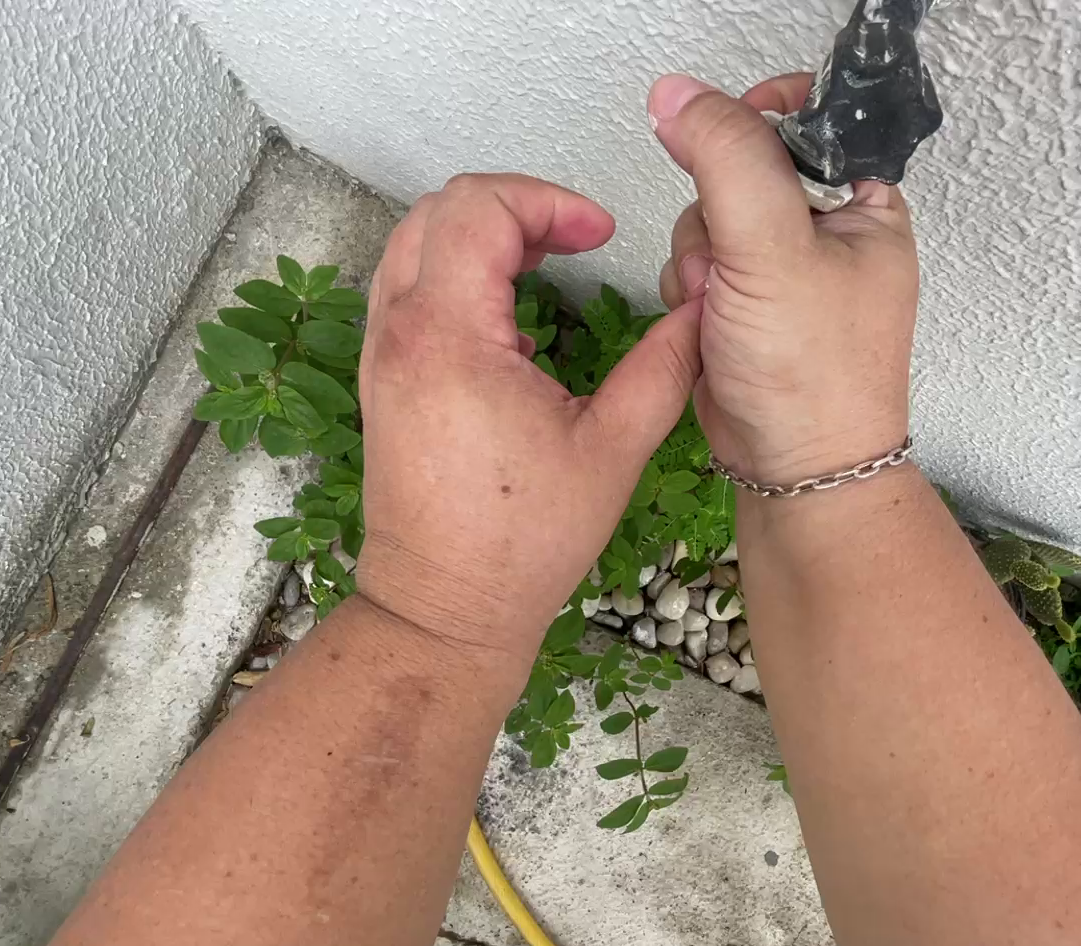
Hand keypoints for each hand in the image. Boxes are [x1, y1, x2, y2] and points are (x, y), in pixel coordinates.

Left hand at [355, 174, 701, 652]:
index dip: (550, 201)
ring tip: (544, 267)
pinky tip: (509, 326)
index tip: (598, 235)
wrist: (446, 609)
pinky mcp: (382, 385)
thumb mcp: (613, 450)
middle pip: (439, 211)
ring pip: (415, 246)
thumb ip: (664, 367)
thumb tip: (699, 314)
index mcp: (451, 336)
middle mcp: (399, 334)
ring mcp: (381, 359)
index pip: (481, 207)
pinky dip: (455, 278)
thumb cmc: (524, 543)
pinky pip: (407, 295)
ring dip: (480, 238)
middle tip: (573, 239)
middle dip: (515, 207)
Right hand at [649, 73, 918, 483]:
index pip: (808, 120)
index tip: (724, 143)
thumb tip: (676, 96)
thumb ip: (727, 159)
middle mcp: (821, 233)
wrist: (791, 467)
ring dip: (696, 259)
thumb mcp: (774, 250)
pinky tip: (705, 325)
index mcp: (860, 205)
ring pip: (706, 220)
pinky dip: (689, 291)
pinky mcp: (741, 306)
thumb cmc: (811, 371)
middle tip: (730, 268)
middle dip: (715, 216)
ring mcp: (776, 272)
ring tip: (719, 307)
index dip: (758, 118)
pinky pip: (695, 265)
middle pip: (739, 170)